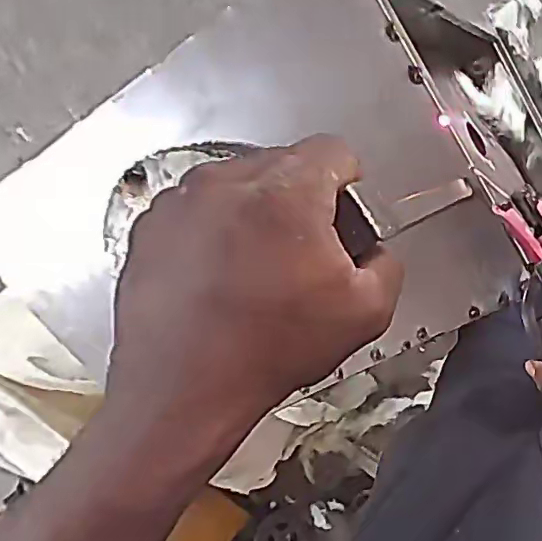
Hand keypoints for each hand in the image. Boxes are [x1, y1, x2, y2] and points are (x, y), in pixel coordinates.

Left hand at [107, 135, 403, 436]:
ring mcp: (183, 202)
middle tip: (310, 252)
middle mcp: (228, 183)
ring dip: (263, 212)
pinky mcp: (152, 226)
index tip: (346, 215)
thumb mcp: (369, 310)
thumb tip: (374, 253)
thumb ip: (389, 263)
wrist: (186, 390)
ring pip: (243, 183)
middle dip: (307, 199)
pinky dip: (221, 229)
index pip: (334, 150)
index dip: (351, 183)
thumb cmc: (270, 347)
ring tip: (265, 268)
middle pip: (287, 163)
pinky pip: (203, 208)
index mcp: (286, 194)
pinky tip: (228, 275)